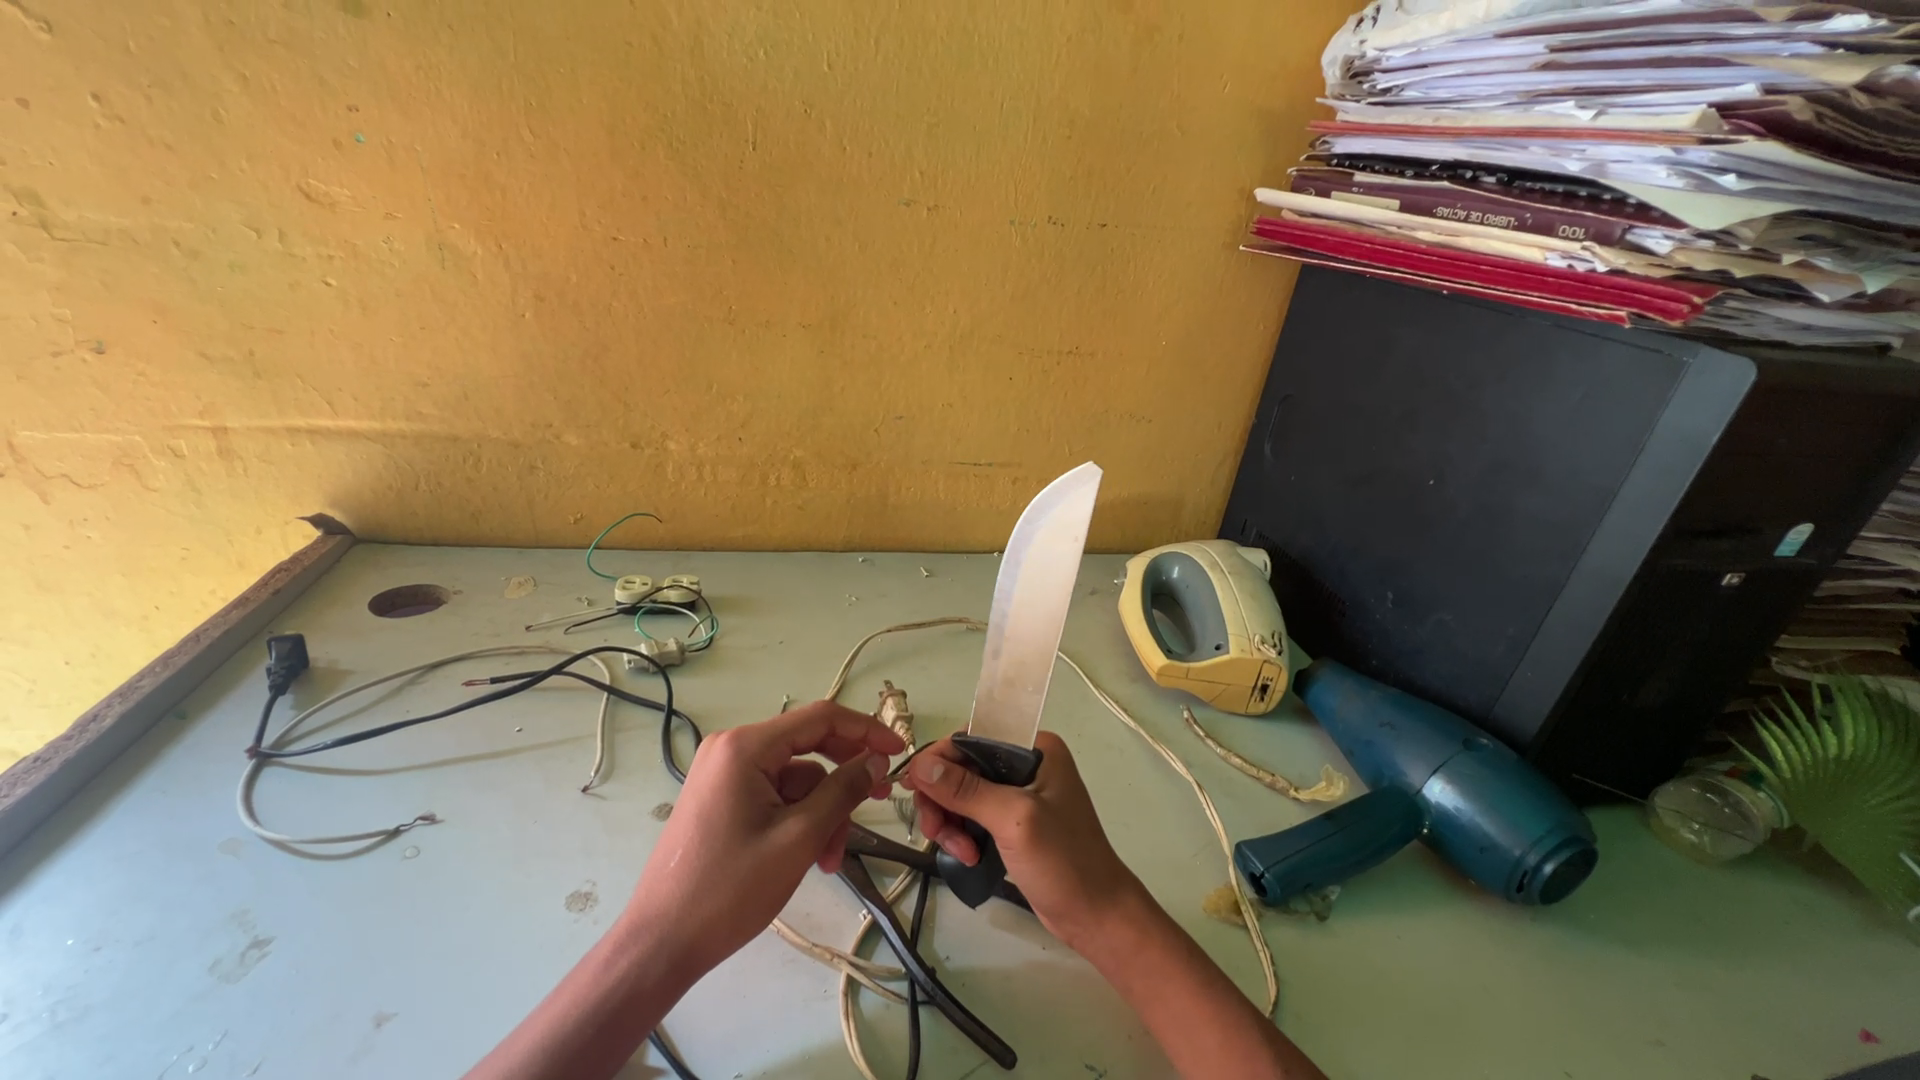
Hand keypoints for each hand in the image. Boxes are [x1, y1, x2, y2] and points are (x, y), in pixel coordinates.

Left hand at [624, 701, 903, 981]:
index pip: (821, 718)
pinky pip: (776, 797)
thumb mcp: (799, 838)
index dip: (866, 731)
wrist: (662, 942)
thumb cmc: (730, 888)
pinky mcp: (723, 800)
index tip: (899, 753)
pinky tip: (809, 857)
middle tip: (879, 805)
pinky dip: (799, 821)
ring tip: (829, 860)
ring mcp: (724, 775)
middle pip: (809, 748)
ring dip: (822, 814)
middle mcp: (732, 749)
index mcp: (746, 746)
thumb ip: (843, 791)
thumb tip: (875, 760)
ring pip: (796, 780)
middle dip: (843, 782)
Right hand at [901, 731, 1142, 948]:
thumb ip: (966, 790)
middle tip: (936, 831)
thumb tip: (919, 766)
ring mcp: (1017, 793)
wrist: (1094, 915)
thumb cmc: (1064, 861)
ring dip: (950, 822)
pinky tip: (967, 856)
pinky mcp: (1010, 821)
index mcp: (1034, 748)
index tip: (915, 789)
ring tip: (960, 852)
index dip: (939, 760)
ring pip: (959, 794)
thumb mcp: (1014, 820)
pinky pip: (969, 816)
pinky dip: (960, 834)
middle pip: (960, 766)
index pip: (971, 737)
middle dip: (942, 798)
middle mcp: (1024, 763)